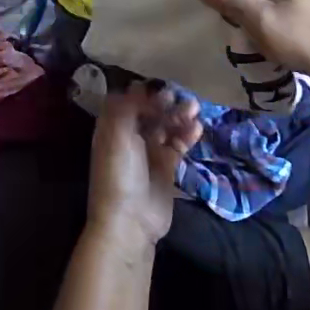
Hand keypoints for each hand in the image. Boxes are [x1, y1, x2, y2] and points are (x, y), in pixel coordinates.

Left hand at [87, 86, 202, 243]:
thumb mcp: (117, 135)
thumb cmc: (119, 174)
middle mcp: (130, 136)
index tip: (158, 89)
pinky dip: (188, 134)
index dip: (143, 93)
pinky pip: (179, 143)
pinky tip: (197, 128)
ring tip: (195, 109)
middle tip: (180, 97)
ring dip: (180, 116)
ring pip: (167, 125)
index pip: (129, 101)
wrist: (130, 221)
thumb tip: (141, 88)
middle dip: (166, 102)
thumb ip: (127, 107)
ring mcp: (149, 151)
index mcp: (113, 128)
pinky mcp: (167, 166)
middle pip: (151, 111)